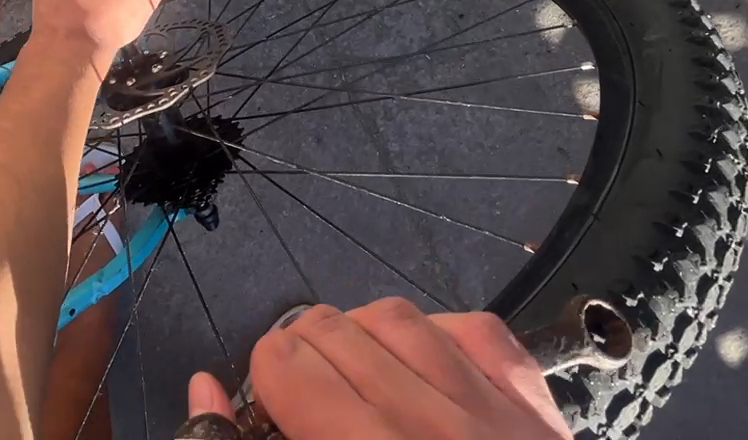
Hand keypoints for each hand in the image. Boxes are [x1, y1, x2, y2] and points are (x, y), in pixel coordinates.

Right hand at [186, 299, 570, 439]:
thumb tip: (206, 389)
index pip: (286, 364)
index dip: (266, 382)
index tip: (275, 411)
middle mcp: (435, 436)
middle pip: (332, 330)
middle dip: (303, 356)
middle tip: (310, 399)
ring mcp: (499, 422)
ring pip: (396, 319)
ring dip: (359, 337)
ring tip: (357, 377)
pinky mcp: (540, 417)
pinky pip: (475, 335)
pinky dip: (438, 335)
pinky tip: (423, 369)